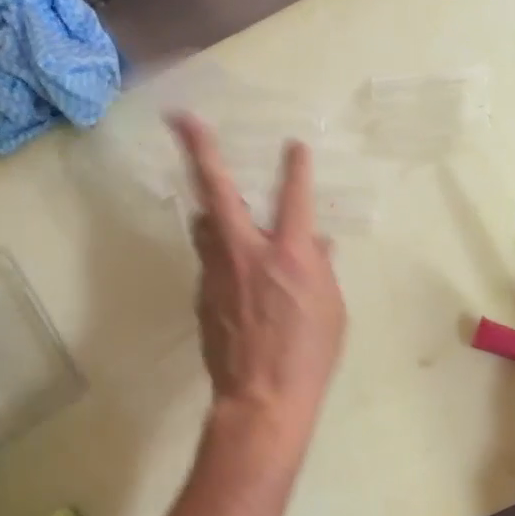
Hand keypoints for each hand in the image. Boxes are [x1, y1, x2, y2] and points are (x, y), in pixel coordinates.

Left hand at [170, 113, 345, 434]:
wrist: (262, 398)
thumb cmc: (310, 357)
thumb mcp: (332, 311)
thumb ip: (322, 271)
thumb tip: (316, 244)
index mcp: (290, 255)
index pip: (294, 197)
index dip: (296, 167)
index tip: (294, 145)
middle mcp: (247, 253)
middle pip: (218, 191)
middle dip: (200, 150)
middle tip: (182, 118)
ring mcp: (217, 273)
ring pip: (205, 225)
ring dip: (211, 211)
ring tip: (218, 208)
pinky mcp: (203, 296)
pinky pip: (210, 262)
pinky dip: (221, 256)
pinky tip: (235, 275)